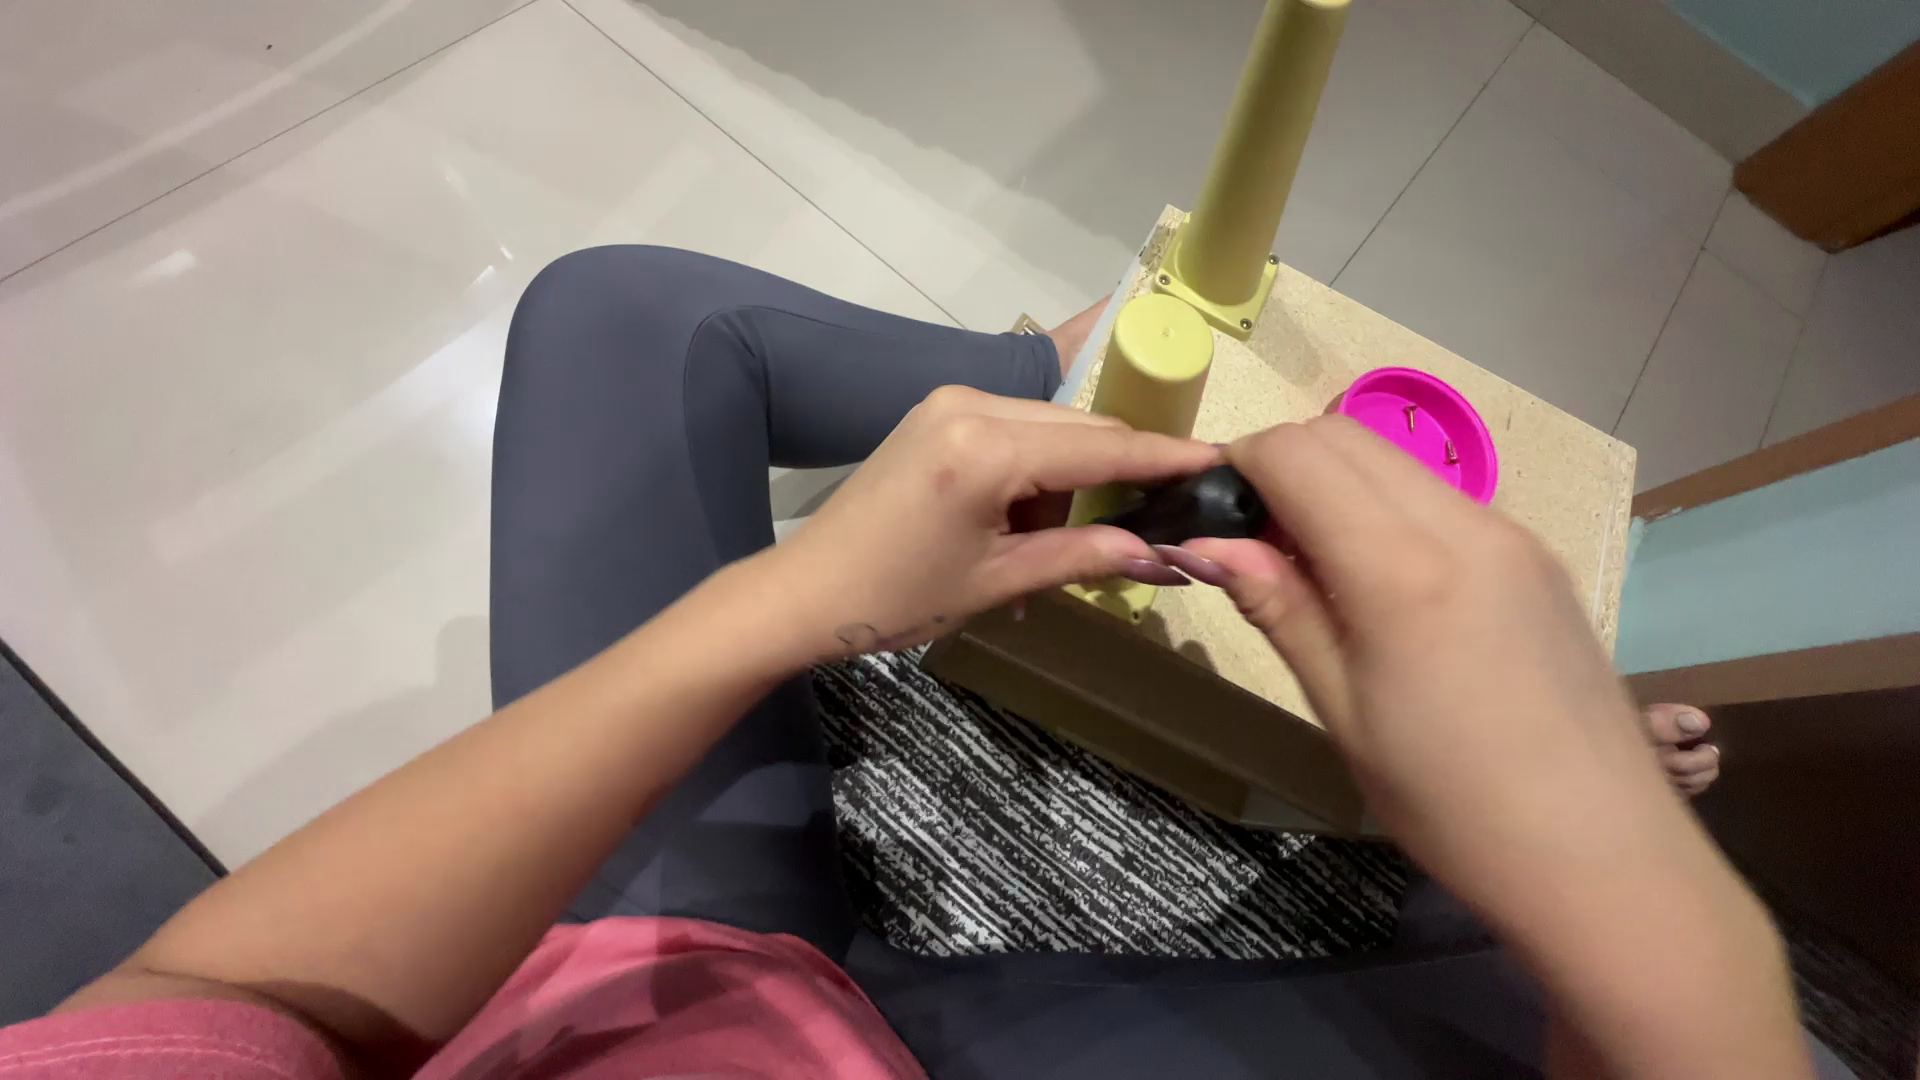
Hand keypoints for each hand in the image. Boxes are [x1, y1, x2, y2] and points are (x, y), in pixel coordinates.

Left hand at [770, 386, 1218, 658]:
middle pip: (1079, 427)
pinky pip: (1012, 428)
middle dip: (1114, 473)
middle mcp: (969, 401)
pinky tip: (1015, 519)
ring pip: (1048, 427)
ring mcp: (947, 400)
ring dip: (1066, 479)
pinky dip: (1032, 471)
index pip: (1101, 444)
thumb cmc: (899, 598)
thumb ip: (1085, 558)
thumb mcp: (999, 581)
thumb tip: (1167, 557)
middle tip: (1139, 524)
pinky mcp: (935, 411)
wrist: (807, 591)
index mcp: (985, 448)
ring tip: (1040, 546)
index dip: (1164, 456)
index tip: (1220, 461)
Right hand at [1184, 416, 1698, 899]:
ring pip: (1389, 457)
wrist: (1605, 861)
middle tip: (1251, 540)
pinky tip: (1370, 577)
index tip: (1211, 515)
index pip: (1297, 455)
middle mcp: (1465, 525)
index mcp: (1402, 569)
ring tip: (1306, 563)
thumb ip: (1275, 603)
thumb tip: (1200, 544)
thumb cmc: (1446, 798)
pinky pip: (1432, 494)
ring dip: (1328, 481)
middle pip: (1342, 435)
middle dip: (1279, 463)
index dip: (1240, 466)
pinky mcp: (1533, 554)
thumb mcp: (1337, 704)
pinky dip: (1376, 505)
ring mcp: (1510, 533)